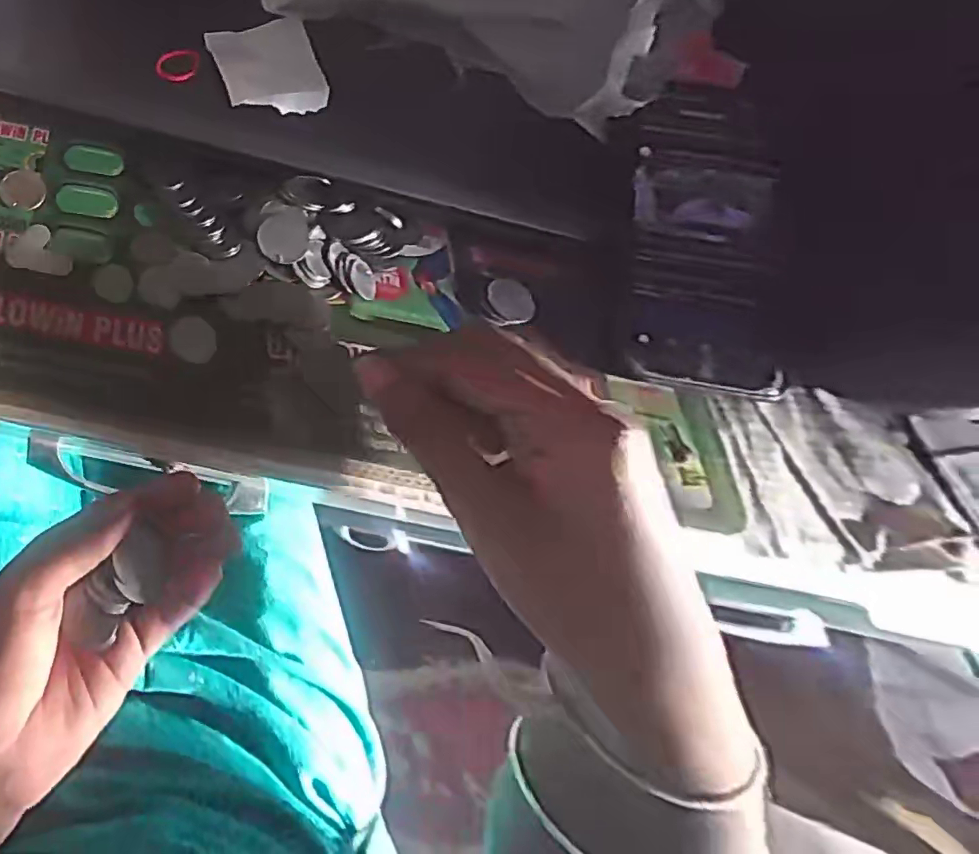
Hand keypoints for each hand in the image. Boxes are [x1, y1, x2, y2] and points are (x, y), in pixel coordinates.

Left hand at [0, 472, 236, 853]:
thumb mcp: (26, 591)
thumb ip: (76, 549)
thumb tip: (126, 508)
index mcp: (55, 556)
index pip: (110, 517)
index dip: (148, 498)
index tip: (187, 484)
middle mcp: (85, 579)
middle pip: (139, 541)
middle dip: (176, 520)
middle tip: (217, 506)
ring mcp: (109, 618)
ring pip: (157, 574)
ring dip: (189, 551)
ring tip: (226, 532)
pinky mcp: (127, 656)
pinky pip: (162, 616)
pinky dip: (187, 593)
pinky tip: (210, 571)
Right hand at [355, 327, 758, 796]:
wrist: (652, 660)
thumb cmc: (561, 587)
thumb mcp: (481, 508)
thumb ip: (426, 431)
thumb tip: (372, 370)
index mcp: (574, 421)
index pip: (474, 361)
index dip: (410, 361)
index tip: (359, 374)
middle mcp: (595, 406)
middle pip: (499, 351)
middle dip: (433, 363)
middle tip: (386, 395)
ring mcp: (601, 423)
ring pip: (514, 369)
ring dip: (458, 379)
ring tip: (419, 416)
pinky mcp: (596, 443)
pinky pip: (530, 396)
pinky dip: (485, 399)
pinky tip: (466, 433)